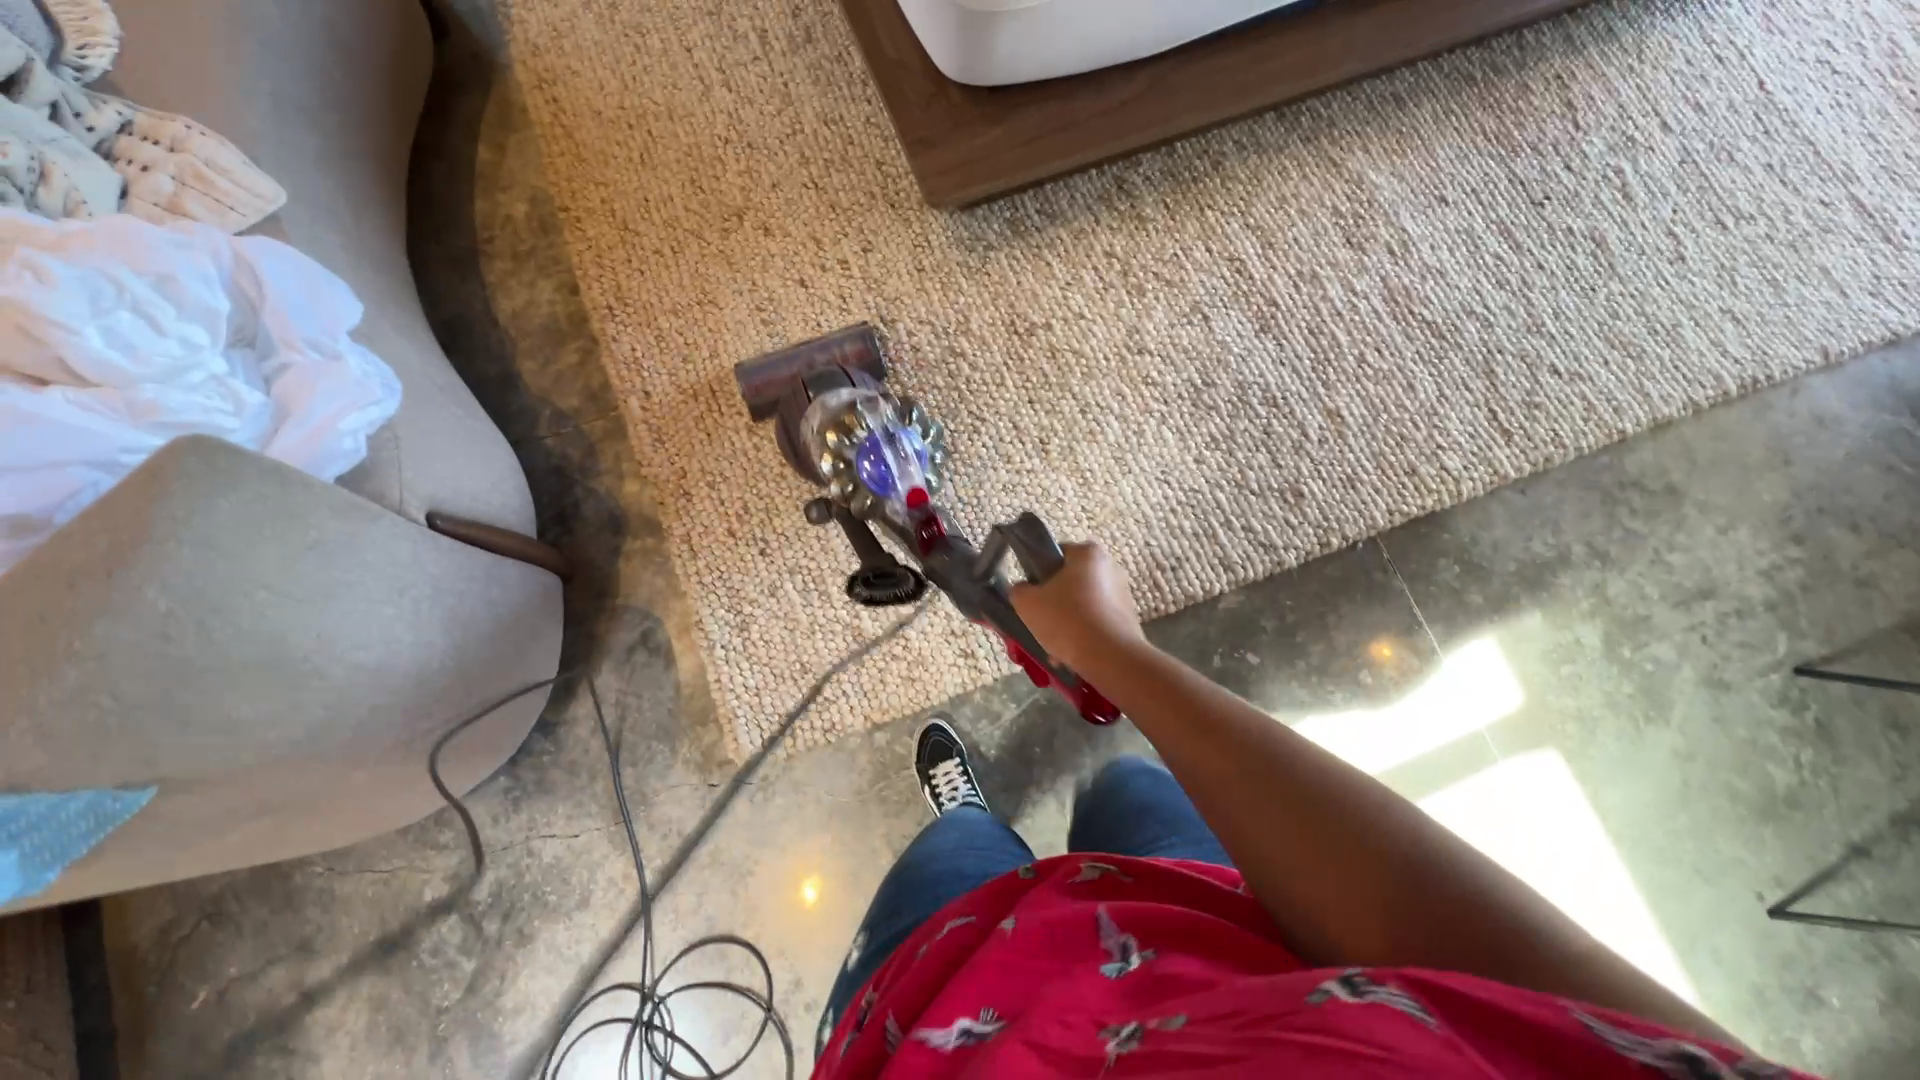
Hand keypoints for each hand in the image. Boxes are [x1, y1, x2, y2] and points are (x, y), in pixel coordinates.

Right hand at [1009, 543, 1146, 673]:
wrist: (1109, 657)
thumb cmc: (1066, 619)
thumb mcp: (1027, 603)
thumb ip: (1019, 590)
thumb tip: (1023, 590)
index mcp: (1088, 553)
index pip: (1056, 554)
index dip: (1040, 574)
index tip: (1032, 595)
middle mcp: (1111, 567)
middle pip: (1071, 582)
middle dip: (1055, 603)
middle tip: (1040, 623)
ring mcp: (1123, 593)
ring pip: (1083, 606)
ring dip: (1068, 624)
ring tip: (1054, 647)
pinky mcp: (1129, 619)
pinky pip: (1098, 623)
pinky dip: (1084, 636)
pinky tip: (1071, 655)